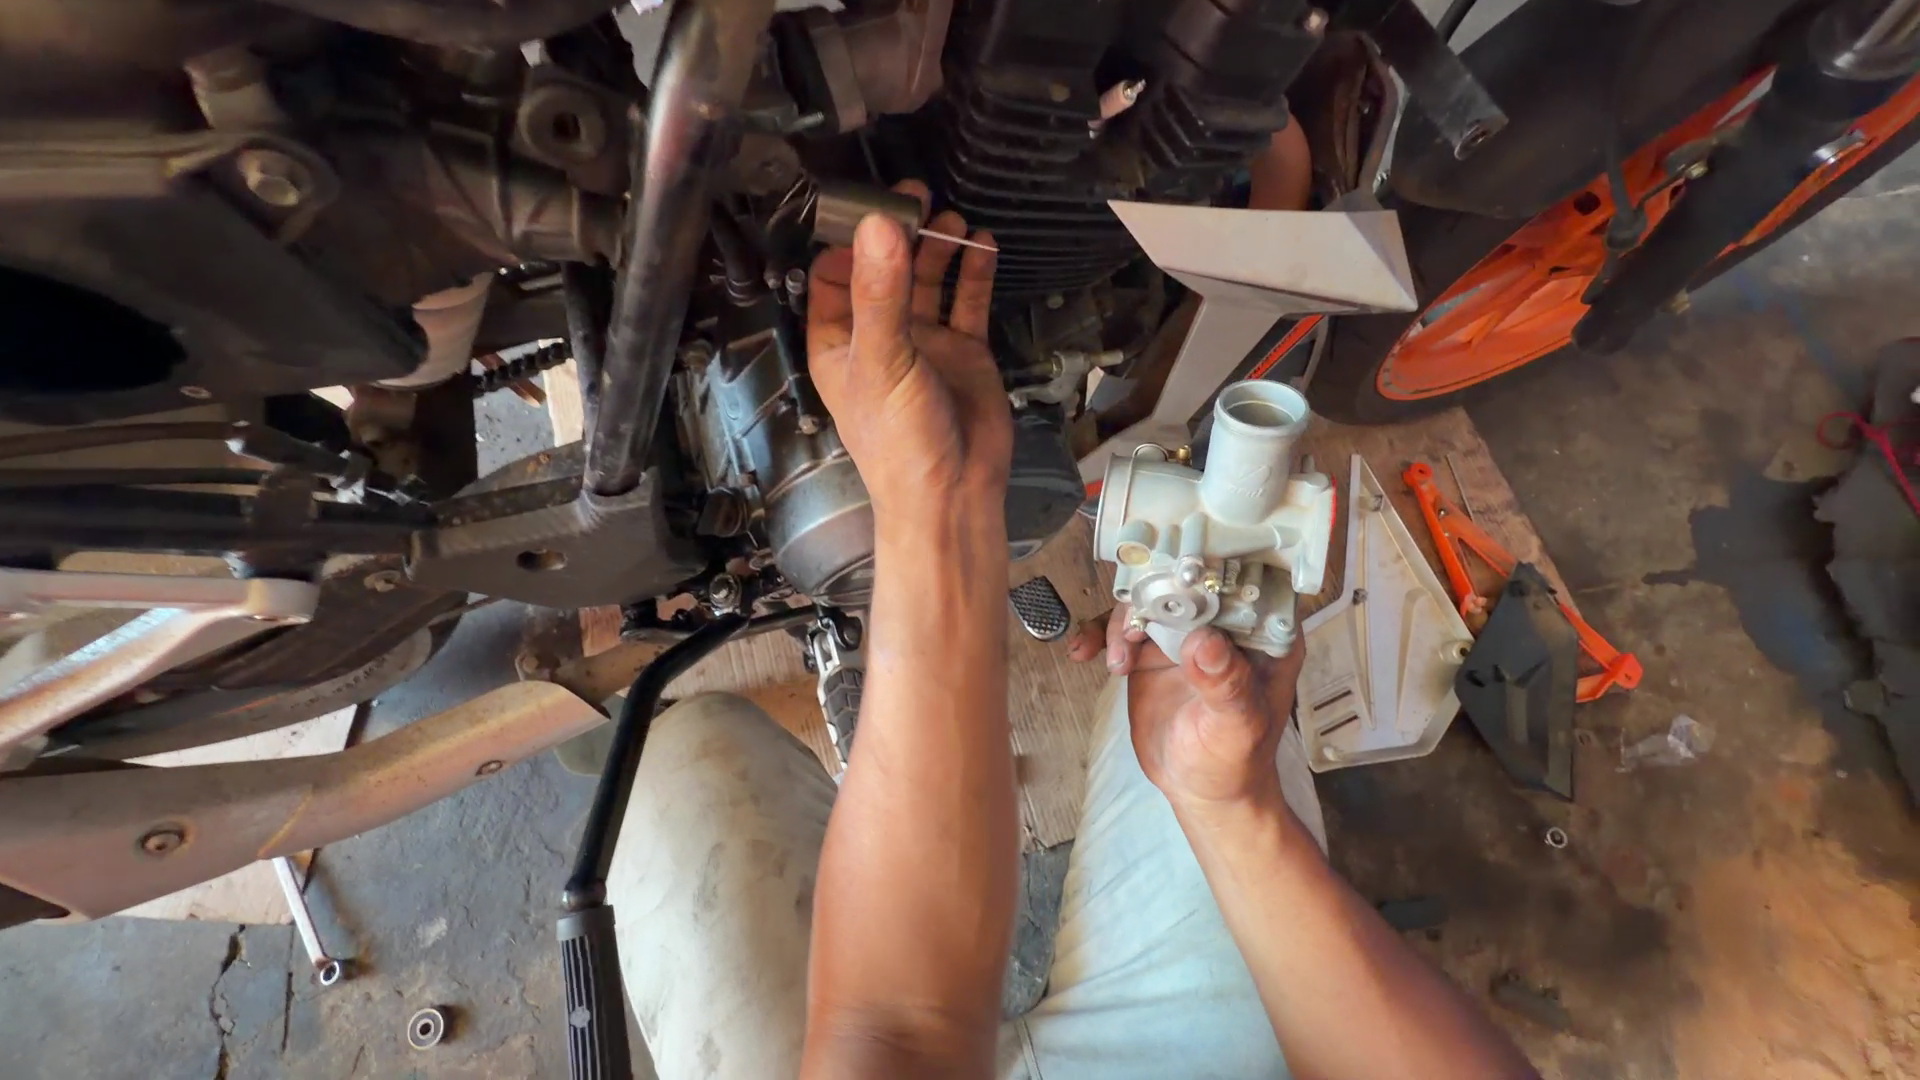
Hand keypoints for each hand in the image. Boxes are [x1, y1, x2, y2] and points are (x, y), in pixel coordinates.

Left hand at [807, 181, 1009, 518]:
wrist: (954, 492)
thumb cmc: (899, 443)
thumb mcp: (883, 363)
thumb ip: (880, 295)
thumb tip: (878, 225)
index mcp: (840, 342)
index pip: (833, 275)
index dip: (849, 240)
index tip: (871, 204)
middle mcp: (880, 337)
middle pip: (885, 269)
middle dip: (899, 233)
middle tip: (917, 196)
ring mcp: (925, 343)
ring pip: (929, 281)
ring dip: (939, 249)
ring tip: (953, 219)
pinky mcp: (965, 352)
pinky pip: (968, 303)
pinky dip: (975, 274)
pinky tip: (983, 246)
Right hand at [1067, 608, 1305, 813]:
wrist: (1200, 788)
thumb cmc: (1233, 762)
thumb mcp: (1237, 726)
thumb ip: (1225, 684)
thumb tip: (1204, 641)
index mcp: (1262, 634)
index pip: (1237, 585)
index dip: (1204, 576)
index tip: (1173, 585)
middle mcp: (1223, 626)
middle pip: (1182, 585)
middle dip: (1151, 598)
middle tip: (1132, 629)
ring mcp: (1184, 635)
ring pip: (1147, 602)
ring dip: (1122, 622)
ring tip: (1117, 661)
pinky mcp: (1151, 649)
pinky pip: (1122, 629)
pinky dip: (1100, 634)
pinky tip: (1084, 651)